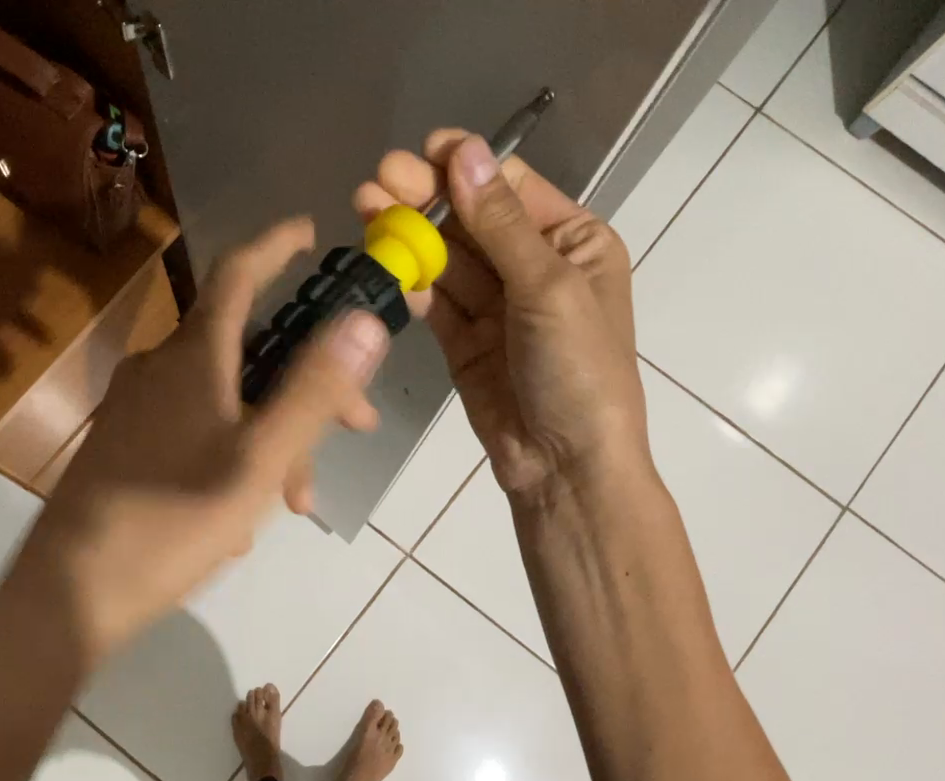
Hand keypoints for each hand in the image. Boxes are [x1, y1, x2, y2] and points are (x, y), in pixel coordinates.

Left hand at [6, 218, 388, 658]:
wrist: (73, 591)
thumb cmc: (172, 523)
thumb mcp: (260, 460)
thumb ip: (314, 390)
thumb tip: (366, 319)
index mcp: (193, 358)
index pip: (238, 274)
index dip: (277, 246)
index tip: (309, 231)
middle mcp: (160, 369)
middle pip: (246, 351)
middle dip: (307, 382)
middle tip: (357, 425)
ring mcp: (136, 409)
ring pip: (225, 402)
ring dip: (273, 437)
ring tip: (295, 501)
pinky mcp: (124, 447)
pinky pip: (194, 432)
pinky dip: (232, 457)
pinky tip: (241, 516)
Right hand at [356, 131, 648, 500]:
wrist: (564, 465)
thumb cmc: (578, 370)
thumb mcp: (548, 290)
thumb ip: (500, 225)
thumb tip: (465, 154)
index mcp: (573, 243)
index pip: (512, 190)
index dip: (466, 168)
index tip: (421, 151)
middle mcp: (534, 268)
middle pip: (472, 221)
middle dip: (427, 199)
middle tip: (378, 178)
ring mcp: (496, 308)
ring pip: (448, 260)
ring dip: (411, 236)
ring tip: (365, 207)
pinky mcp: (464, 343)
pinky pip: (436, 303)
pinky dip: (411, 283)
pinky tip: (382, 261)